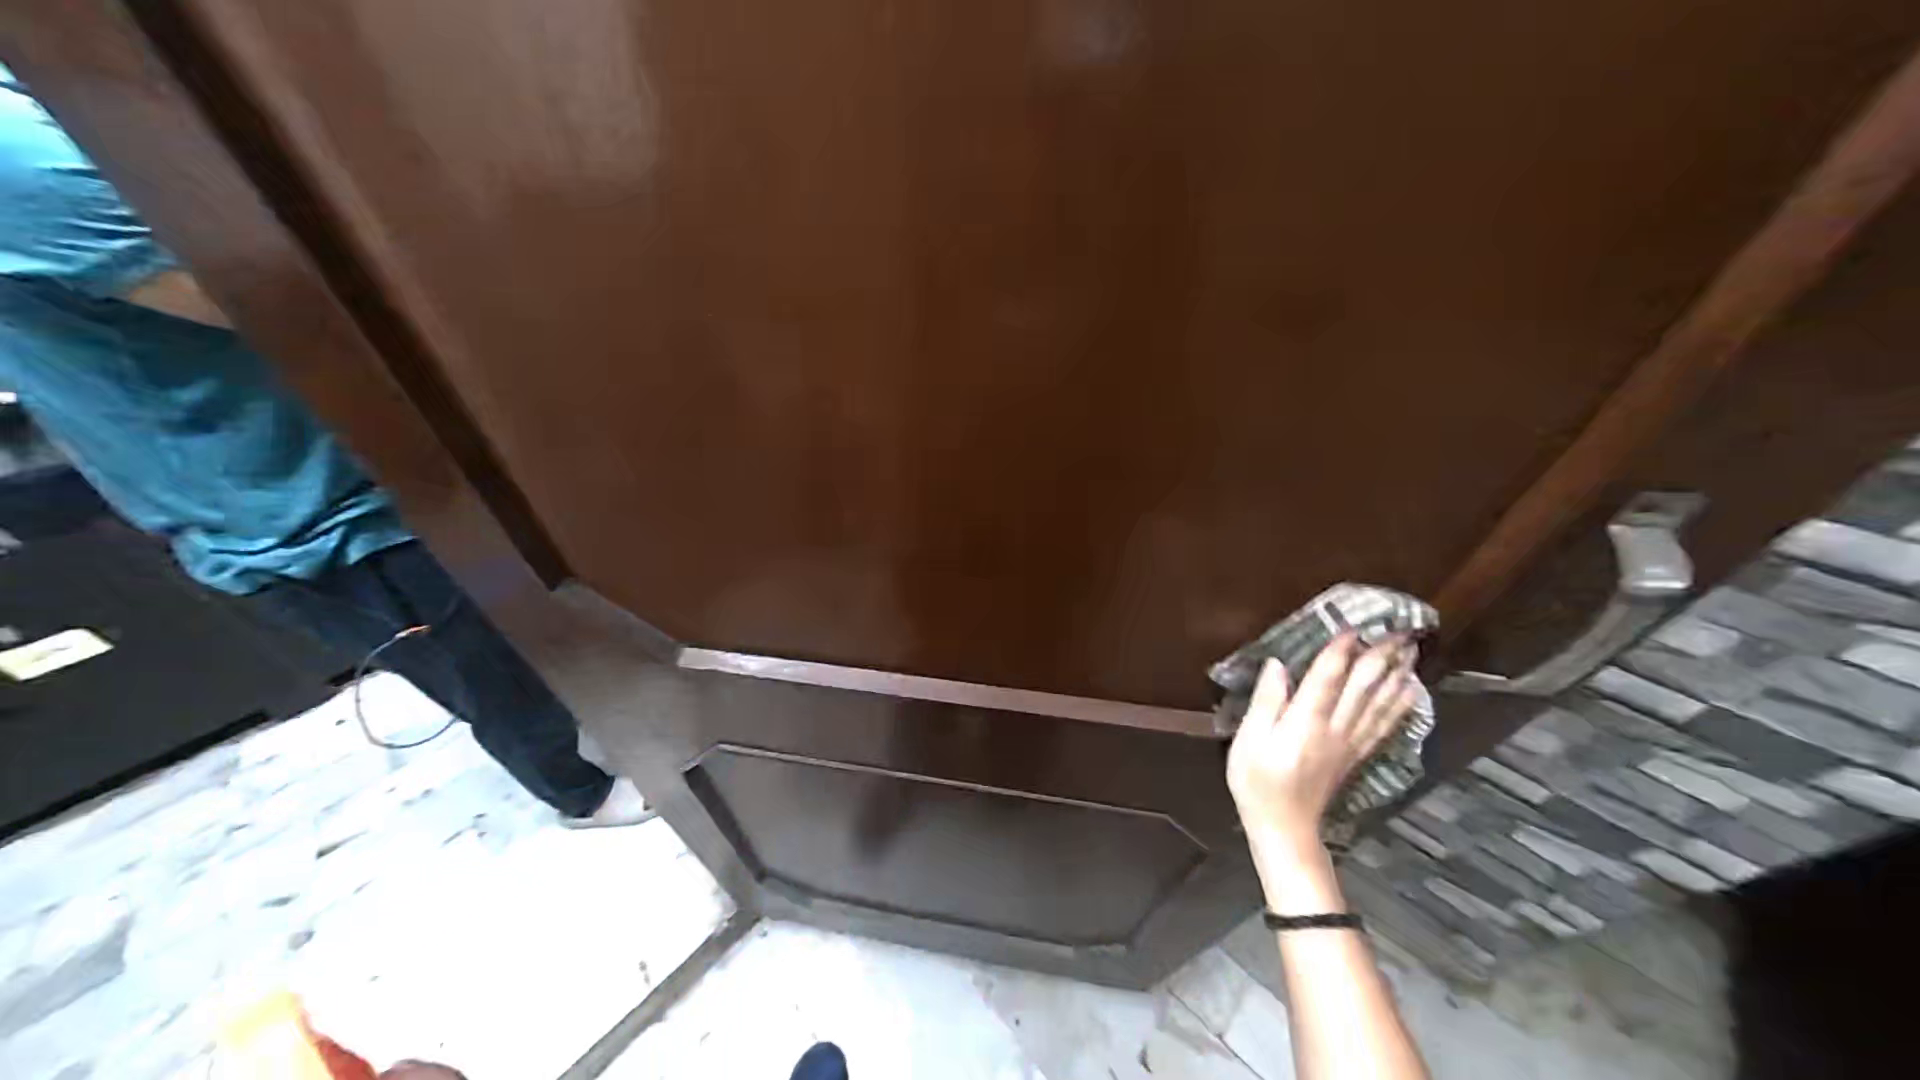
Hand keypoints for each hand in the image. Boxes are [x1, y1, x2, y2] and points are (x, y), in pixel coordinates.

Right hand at [1226, 632, 1418, 843]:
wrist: (1284, 827)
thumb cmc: (1257, 782)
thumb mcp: (1248, 741)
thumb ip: (1266, 701)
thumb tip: (1278, 664)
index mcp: (1305, 722)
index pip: (1327, 678)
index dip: (1341, 650)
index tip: (1354, 625)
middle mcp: (1335, 729)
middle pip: (1363, 686)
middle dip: (1381, 656)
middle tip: (1399, 630)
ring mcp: (1350, 743)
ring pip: (1379, 703)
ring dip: (1396, 675)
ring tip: (1410, 651)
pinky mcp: (1355, 755)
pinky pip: (1383, 725)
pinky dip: (1400, 706)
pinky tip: (1411, 692)